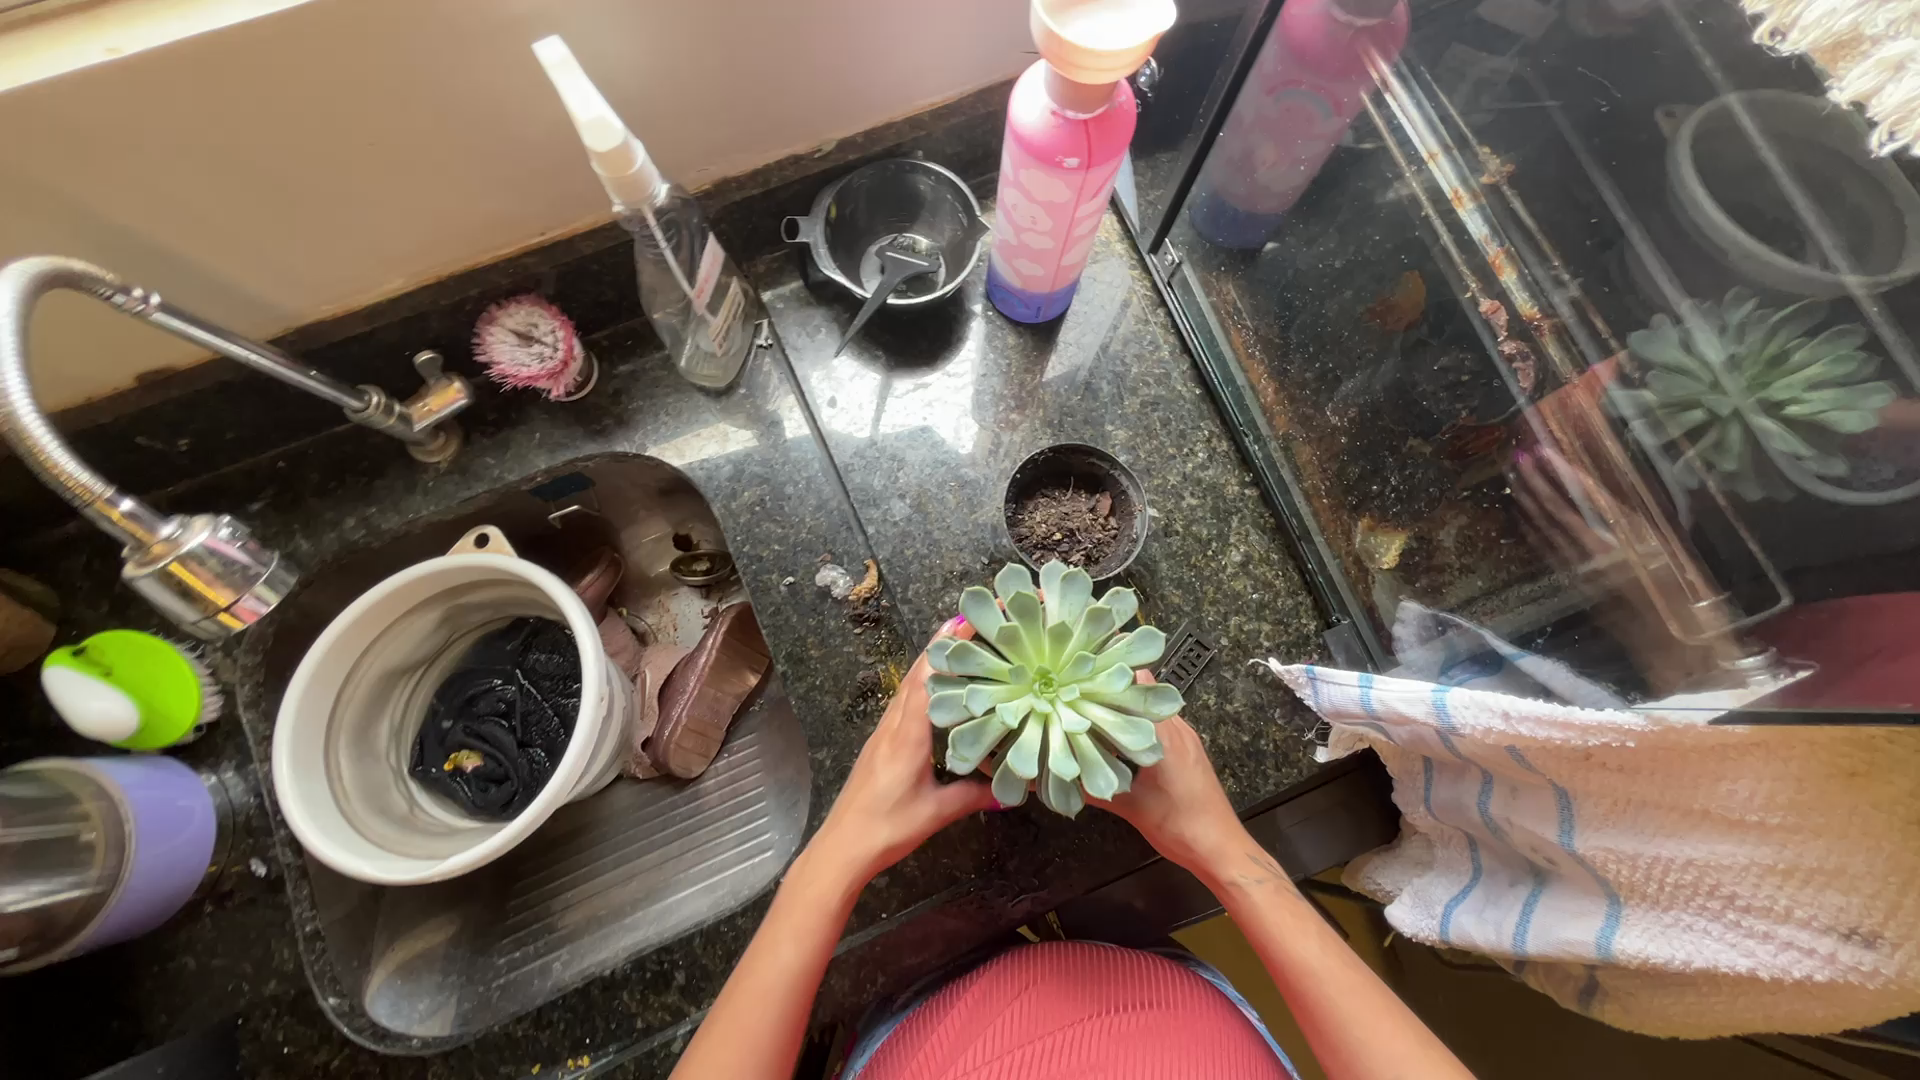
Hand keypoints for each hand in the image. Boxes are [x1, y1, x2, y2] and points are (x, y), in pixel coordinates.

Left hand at [799, 623, 995, 888]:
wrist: (843, 846)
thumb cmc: (888, 827)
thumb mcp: (937, 812)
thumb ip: (974, 796)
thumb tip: (1014, 789)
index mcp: (908, 734)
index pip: (927, 679)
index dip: (946, 649)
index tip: (965, 621)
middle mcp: (894, 724)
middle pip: (916, 674)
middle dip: (940, 646)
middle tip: (969, 623)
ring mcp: (884, 732)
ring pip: (908, 686)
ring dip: (930, 663)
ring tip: (959, 647)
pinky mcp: (881, 742)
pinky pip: (904, 703)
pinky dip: (922, 686)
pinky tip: (937, 690)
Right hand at [1093, 674, 1263, 887]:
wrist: (1219, 850)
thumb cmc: (1181, 826)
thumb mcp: (1130, 807)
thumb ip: (1091, 789)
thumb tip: (1058, 781)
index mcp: (1165, 734)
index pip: (1139, 684)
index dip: (1109, 680)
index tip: (1081, 683)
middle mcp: (1178, 729)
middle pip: (1143, 695)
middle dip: (1112, 697)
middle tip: (1079, 702)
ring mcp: (1186, 740)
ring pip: (1151, 712)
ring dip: (1126, 714)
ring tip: (1093, 720)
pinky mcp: (1188, 753)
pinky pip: (1160, 728)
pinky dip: (1139, 730)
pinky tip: (1118, 745)